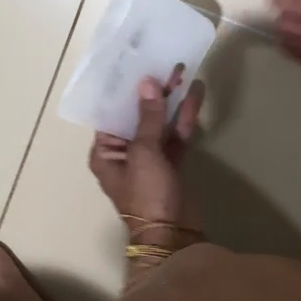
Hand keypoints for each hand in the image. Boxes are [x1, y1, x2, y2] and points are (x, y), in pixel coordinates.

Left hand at [88, 67, 204, 228]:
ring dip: (172, 101)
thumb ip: (148, 117)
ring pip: (160, 123)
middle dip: (154, 92)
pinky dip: (184, 118)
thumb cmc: (147, 193)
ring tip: (184, 72)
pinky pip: (176, 135)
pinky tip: (195, 96)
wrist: (174, 236)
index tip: (136, 64)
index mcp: (106, 151)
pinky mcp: (171, 164)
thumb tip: (148, 82)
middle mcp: (124, 152)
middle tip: (169, 65)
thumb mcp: (144, 152)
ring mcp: (149, 158)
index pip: (112, 111)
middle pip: (139, 115)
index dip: (125, 89)